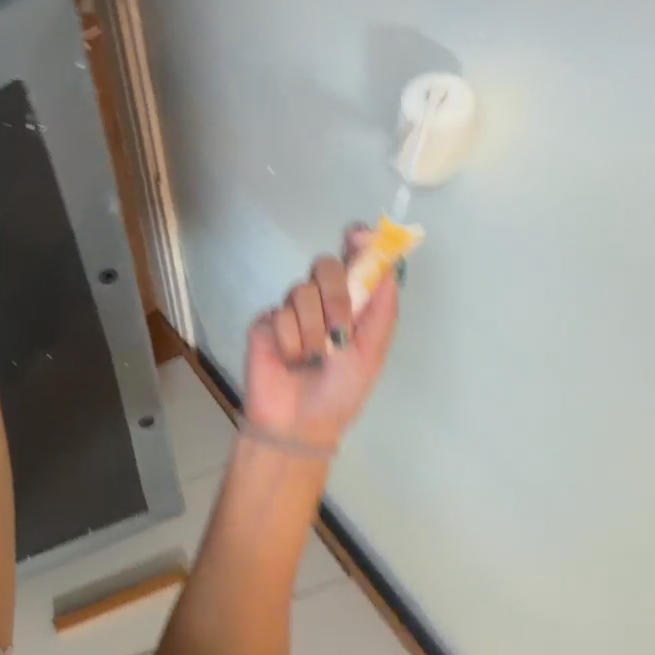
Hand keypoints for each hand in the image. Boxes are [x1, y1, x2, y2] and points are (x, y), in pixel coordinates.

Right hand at [242, 226, 399, 451]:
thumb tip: (389, 266)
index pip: (354, 263)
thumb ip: (380, 308)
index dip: (358, 244)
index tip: (357, 234)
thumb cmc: (342, 391)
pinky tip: (289, 358)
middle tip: (339, 328)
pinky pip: (278, 315)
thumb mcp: (372, 351)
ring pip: (301, 293)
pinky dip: (289, 340)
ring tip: (312, 357)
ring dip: (313, 330)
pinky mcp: (265, 322)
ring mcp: (291, 310)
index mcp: (353, 306)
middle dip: (335, 295)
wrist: (299, 419)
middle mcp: (322, 301)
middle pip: (325, 267)